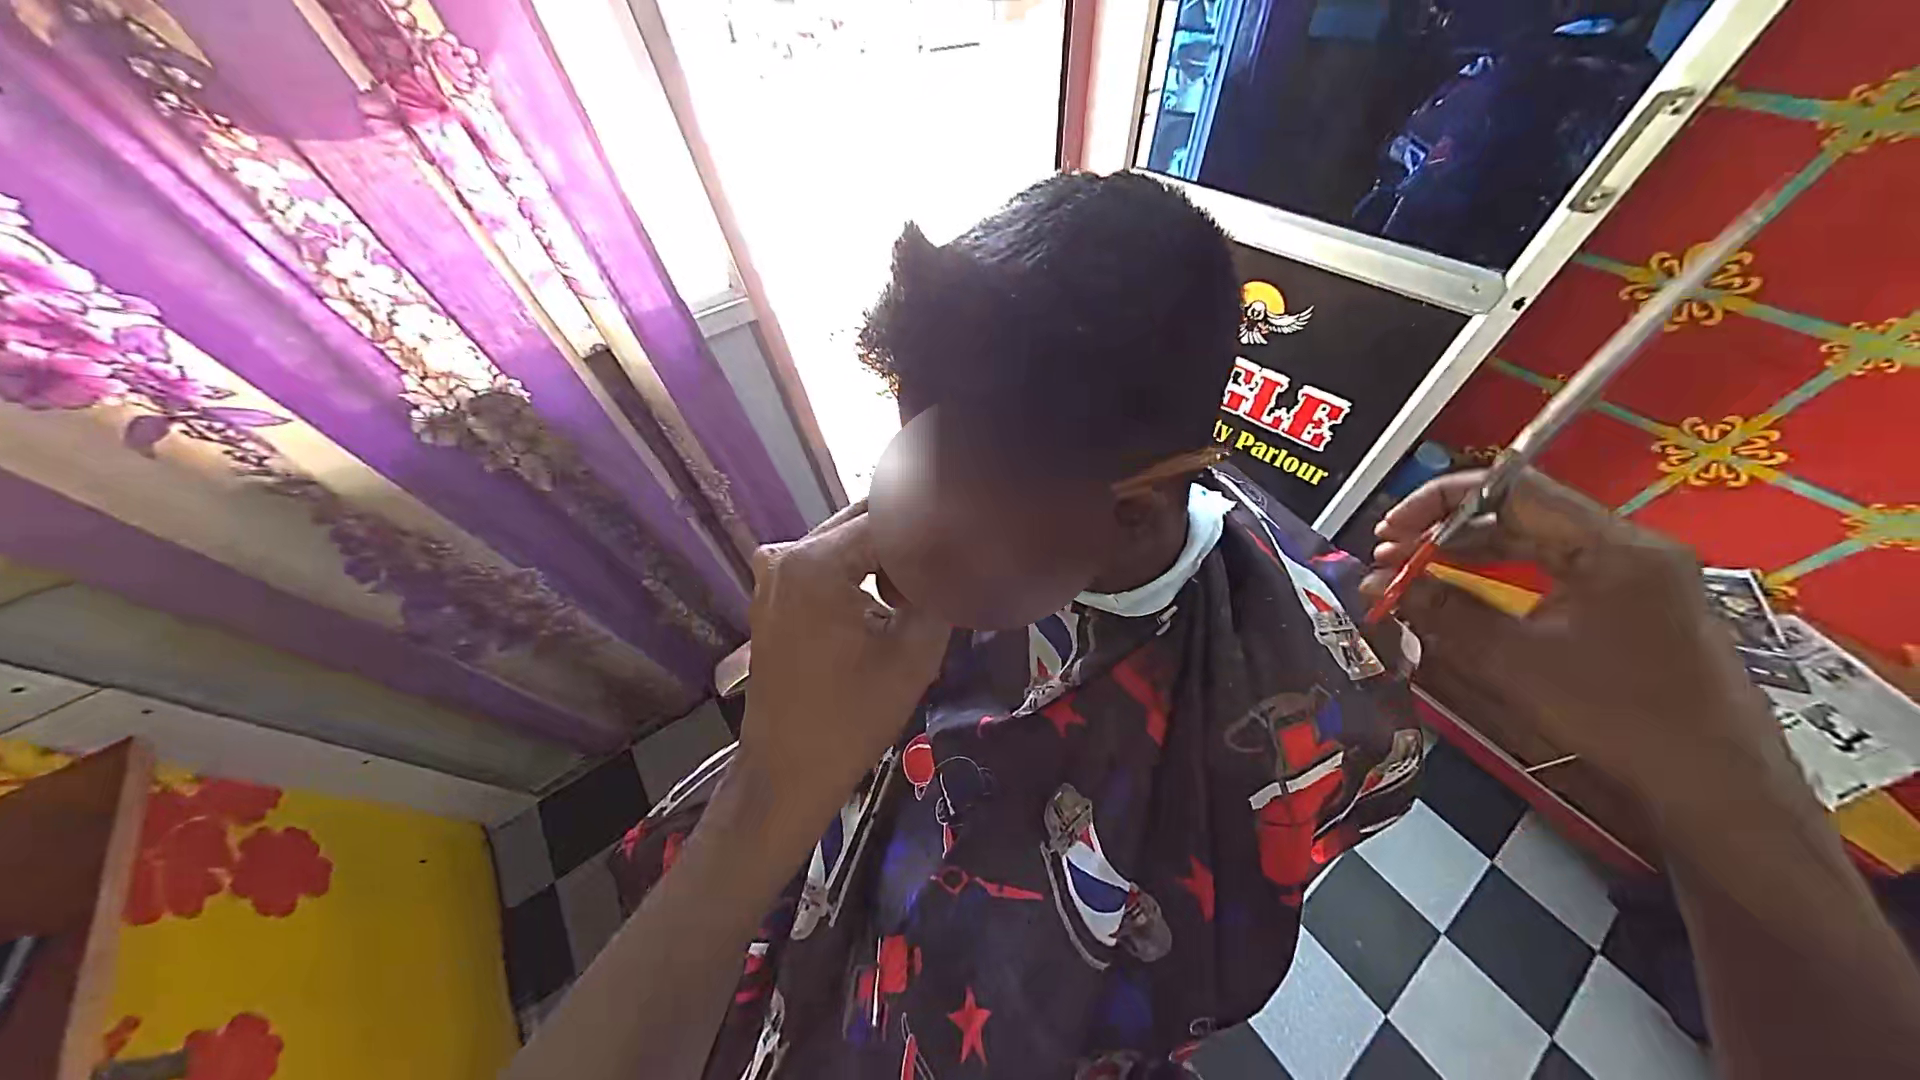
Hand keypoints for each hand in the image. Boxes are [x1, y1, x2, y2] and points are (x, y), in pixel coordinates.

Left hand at [730, 502, 950, 834]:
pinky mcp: (775, 594)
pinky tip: (887, 601)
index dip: (933, 532)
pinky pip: (827, 563)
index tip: (967, 548)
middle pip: (862, 522)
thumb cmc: (851, 719)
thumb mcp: (914, 653)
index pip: (889, 520)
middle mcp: (786, 554)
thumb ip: (941, 592)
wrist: (787, 772)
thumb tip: (964, 557)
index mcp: (815, 562)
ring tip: (919, 593)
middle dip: (908, 540)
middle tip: (948, 569)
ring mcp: (774, 573)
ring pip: (847, 541)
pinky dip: (859, 572)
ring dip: (885, 557)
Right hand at [1362, 469, 1788, 806]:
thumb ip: (1441, 610)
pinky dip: (1495, 570)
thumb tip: (1376, 581)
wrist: (1716, 788)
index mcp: (1611, 546)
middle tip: (1389, 558)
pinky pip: (1547, 564)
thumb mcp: (1511, 661)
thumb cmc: (1616, 717)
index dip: (1436, 503)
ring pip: (1529, 535)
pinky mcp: (1629, 599)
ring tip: (1412, 571)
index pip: (1510, 486)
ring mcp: (1633, 571)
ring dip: (1465, 548)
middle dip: (1443, 528)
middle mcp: (1627, 545)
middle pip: (1517, 507)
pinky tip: (1459, 588)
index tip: (1389, 534)